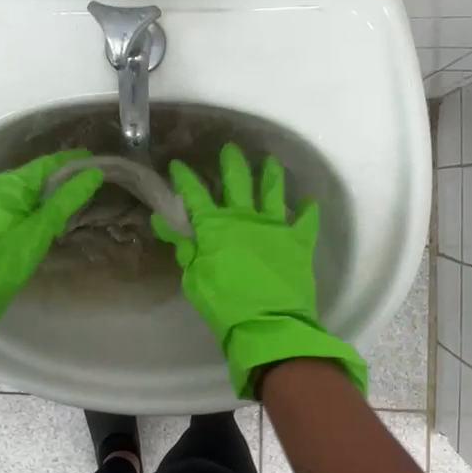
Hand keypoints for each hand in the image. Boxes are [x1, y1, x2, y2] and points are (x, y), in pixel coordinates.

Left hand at [0, 150, 102, 381]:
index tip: (95, 162)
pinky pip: (8, 204)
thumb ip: (66, 201)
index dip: (72, 161)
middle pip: (32, 176)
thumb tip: (92, 174)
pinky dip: (28, 207)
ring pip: (20, 191)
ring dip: (43, 196)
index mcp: (7, 184)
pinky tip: (39, 221)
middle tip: (86, 189)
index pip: (46, 164)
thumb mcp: (39, 231)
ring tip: (68, 205)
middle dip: (58, 180)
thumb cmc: (2, 262)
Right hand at [152, 143, 365, 398]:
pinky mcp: (298, 241)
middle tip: (230, 149)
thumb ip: (183, 247)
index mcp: (215, 226)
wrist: (267, 324)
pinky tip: (308, 202)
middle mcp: (244, 217)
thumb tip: (163, 221)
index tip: (178, 164)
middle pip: (237, 181)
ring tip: (270, 161)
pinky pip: (306, 220)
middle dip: (231, 162)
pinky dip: (307, 210)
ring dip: (270, 174)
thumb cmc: (223, 304)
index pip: (195, 194)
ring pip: (272, 191)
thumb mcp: (193, 278)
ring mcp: (274, 226)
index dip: (185, 178)